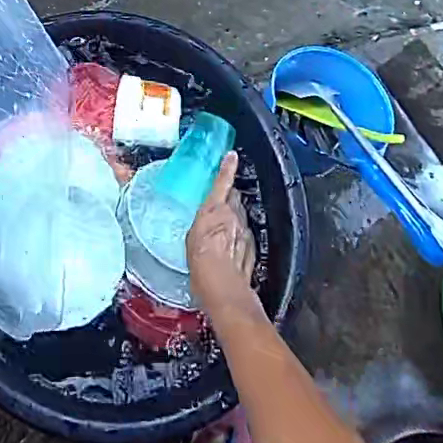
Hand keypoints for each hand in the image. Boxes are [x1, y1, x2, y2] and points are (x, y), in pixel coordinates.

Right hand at [186, 151, 260, 320]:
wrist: (223, 286)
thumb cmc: (200, 263)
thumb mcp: (191, 236)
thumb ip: (202, 221)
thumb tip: (205, 219)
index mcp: (214, 208)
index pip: (223, 181)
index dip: (228, 167)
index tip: (232, 155)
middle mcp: (232, 214)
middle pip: (234, 196)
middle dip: (229, 195)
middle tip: (220, 200)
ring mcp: (244, 229)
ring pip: (241, 213)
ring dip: (234, 215)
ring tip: (223, 226)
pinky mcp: (251, 244)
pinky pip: (245, 232)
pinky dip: (239, 233)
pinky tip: (231, 244)